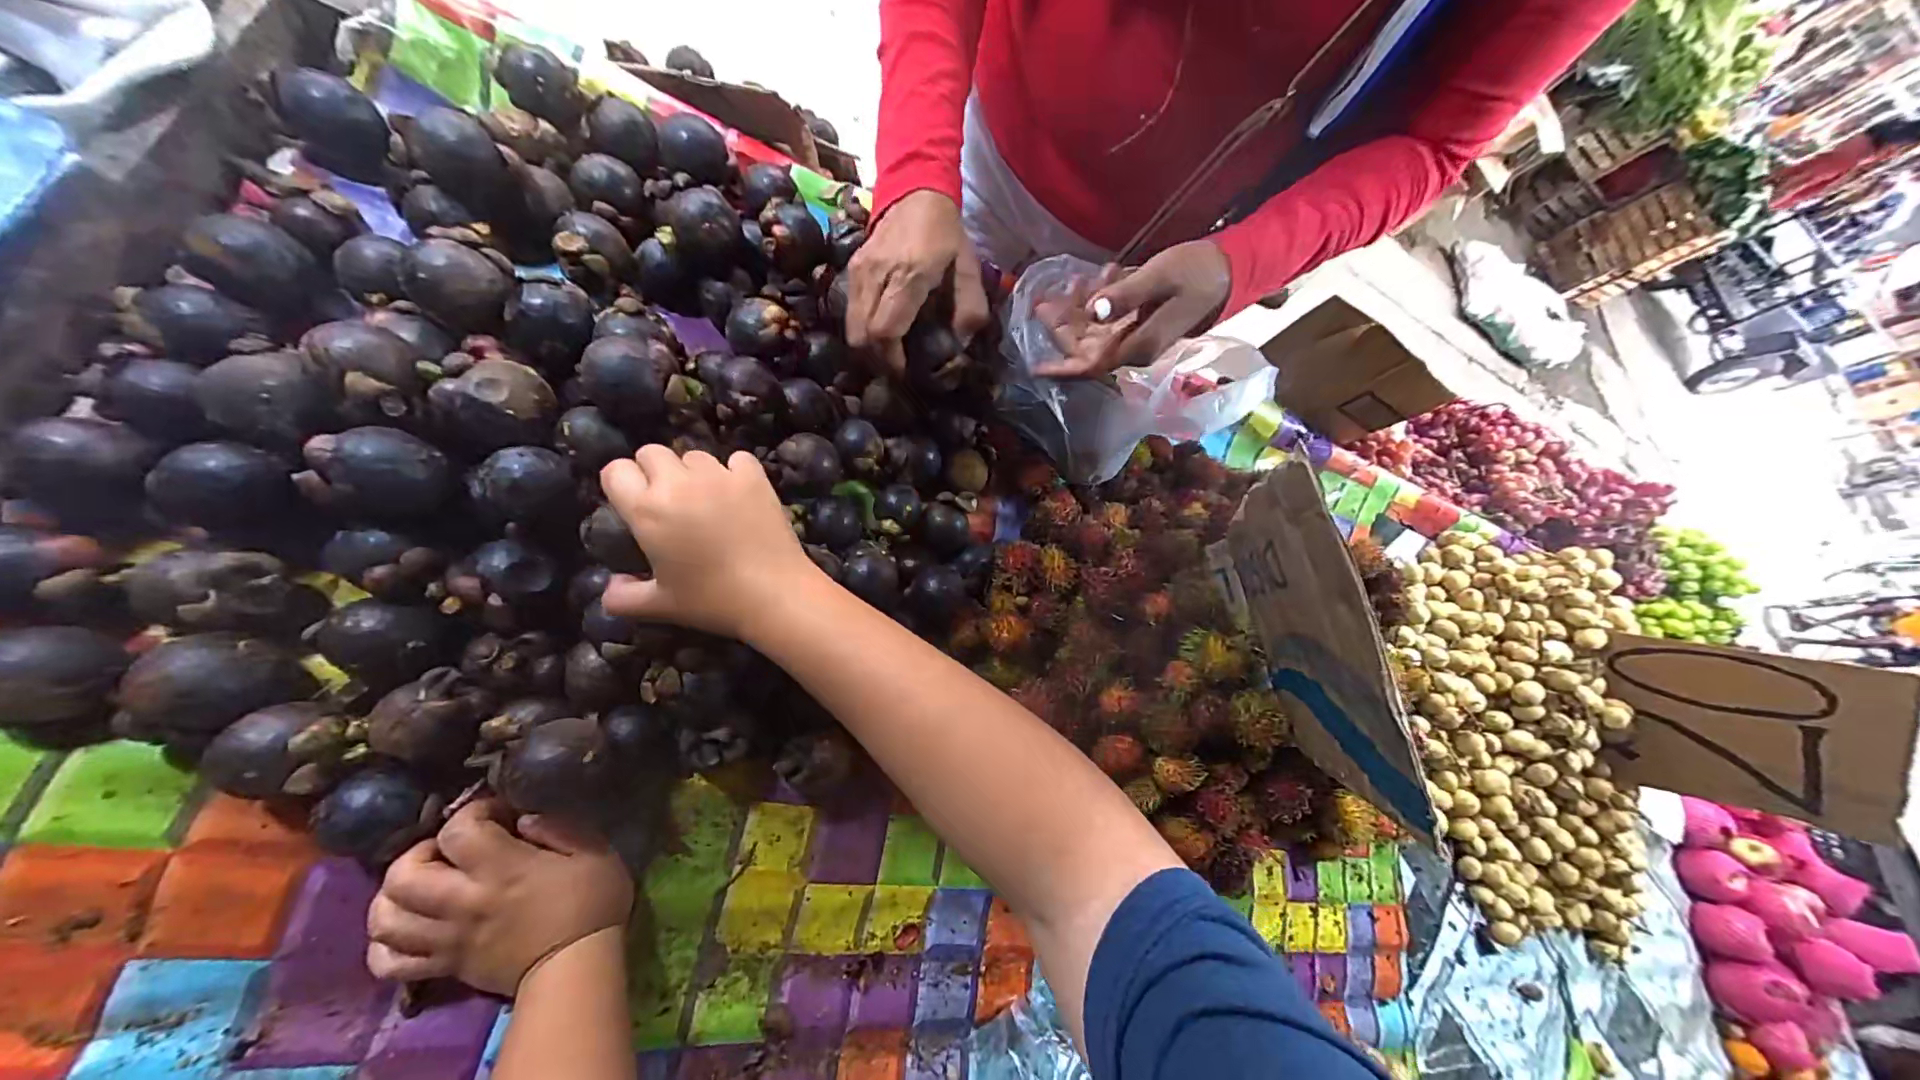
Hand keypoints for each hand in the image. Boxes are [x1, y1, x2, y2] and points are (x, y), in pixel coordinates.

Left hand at [365, 800, 632, 996]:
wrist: (577, 968)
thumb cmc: (591, 902)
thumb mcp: (593, 851)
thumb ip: (559, 828)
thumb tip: (523, 817)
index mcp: (503, 869)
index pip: (458, 831)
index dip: (472, 811)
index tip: (497, 812)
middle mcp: (464, 902)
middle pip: (403, 875)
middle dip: (419, 850)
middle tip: (450, 847)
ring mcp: (447, 938)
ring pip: (386, 918)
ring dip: (392, 894)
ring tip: (422, 881)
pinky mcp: (442, 966)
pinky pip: (388, 961)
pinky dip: (384, 942)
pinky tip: (404, 925)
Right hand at [597, 446, 823, 639]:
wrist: (774, 593)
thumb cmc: (713, 600)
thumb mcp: (660, 605)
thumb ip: (624, 597)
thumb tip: (611, 588)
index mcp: (647, 510)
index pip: (616, 470)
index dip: (623, 484)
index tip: (635, 504)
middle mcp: (679, 483)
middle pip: (652, 453)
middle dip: (655, 471)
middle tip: (671, 502)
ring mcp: (719, 476)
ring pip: (694, 455)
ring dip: (694, 472)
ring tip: (707, 500)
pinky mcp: (753, 477)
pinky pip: (737, 458)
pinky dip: (735, 470)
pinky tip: (739, 493)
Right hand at [845, 189, 989, 375]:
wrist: (916, 190)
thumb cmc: (946, 233)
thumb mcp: (968, 269)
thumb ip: (970, 308)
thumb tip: (961, 345)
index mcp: (909, 275)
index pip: (885, 330)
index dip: (891, 359)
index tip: (904, 372)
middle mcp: (877, 274)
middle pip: (861, 335)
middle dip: (876, 359)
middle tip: (895, 367)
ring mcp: (859, 270)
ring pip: (850, 325)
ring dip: (866, 346)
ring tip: (887, 354)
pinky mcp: (851, 268)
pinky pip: (848, 310)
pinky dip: (861, 327)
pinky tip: (879, 331)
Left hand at [1034, 239, 1231, 376]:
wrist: (1230, 271)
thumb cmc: (1197, 272)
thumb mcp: (1160, 277)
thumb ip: (1126, 296)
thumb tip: (1093, 312)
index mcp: (1137, 346)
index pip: (1090, 365)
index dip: (1061, 368)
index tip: (1035, 367)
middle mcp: (1132, 348)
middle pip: (1084, 346)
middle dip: (1063, 325)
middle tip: (1045, 299)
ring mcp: (1134, 337)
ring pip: (1092, 331)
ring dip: (1079, 307)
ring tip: (1076, 279)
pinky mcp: (1138, 324)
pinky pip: (1106, 319)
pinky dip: (1097, 300)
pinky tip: (1102, 277)